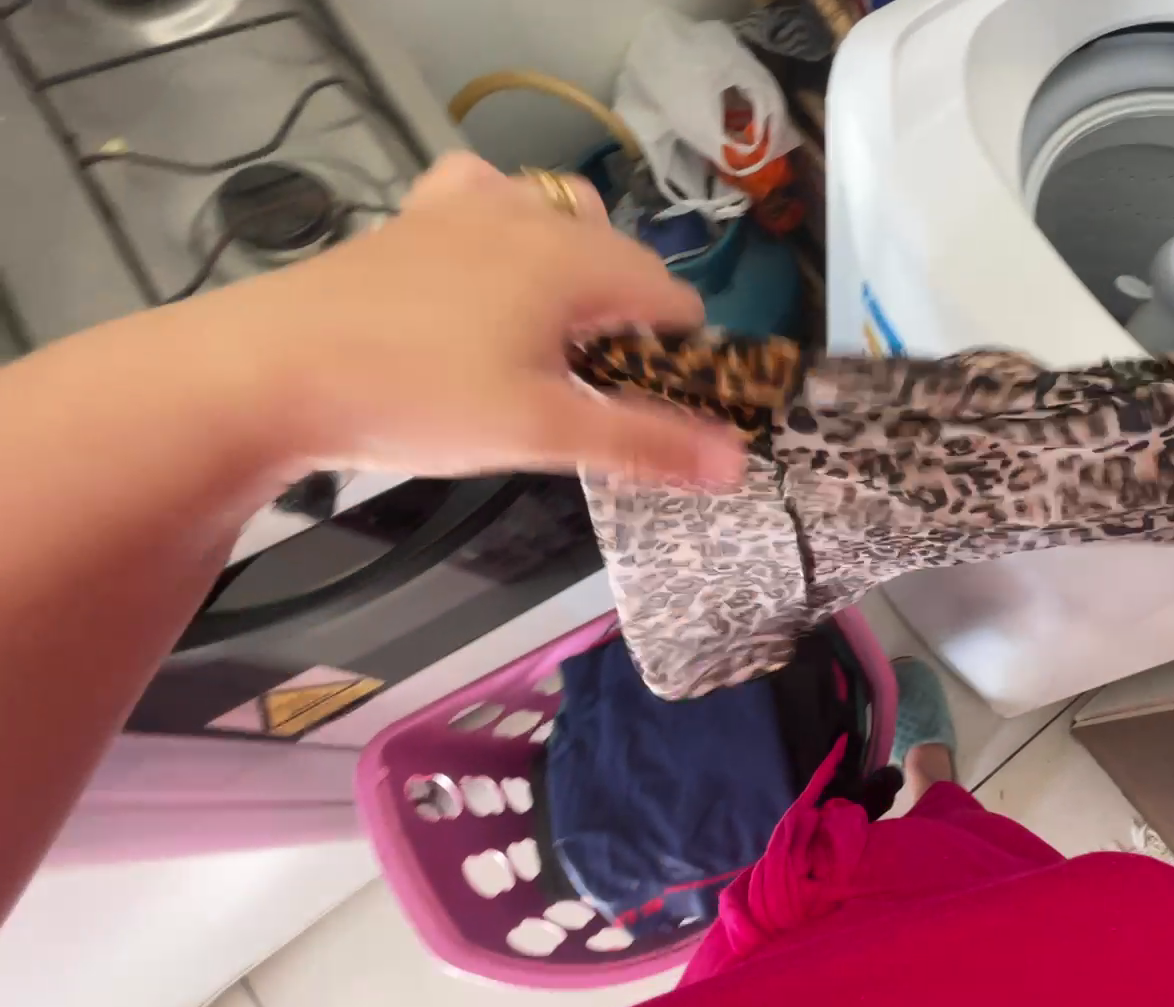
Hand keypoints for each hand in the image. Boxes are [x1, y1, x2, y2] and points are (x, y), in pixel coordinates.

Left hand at [173, 151, 743, 485]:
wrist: (259, 375)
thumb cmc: (421, 400)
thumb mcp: (548, 432)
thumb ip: (651, 445)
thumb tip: (741, 466)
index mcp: (578, 262)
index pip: (676, 302)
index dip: (684, 357)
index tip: (657, 405)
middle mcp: (536, 218)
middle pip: (631, 264)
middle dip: (637, 324)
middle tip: (601, 387)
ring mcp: (473, 206)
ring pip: (570, 221)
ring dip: (586, 272)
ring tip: (560, 330)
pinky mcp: (422, 215)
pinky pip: (496, 201)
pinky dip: (517, 230)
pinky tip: (499, 270)